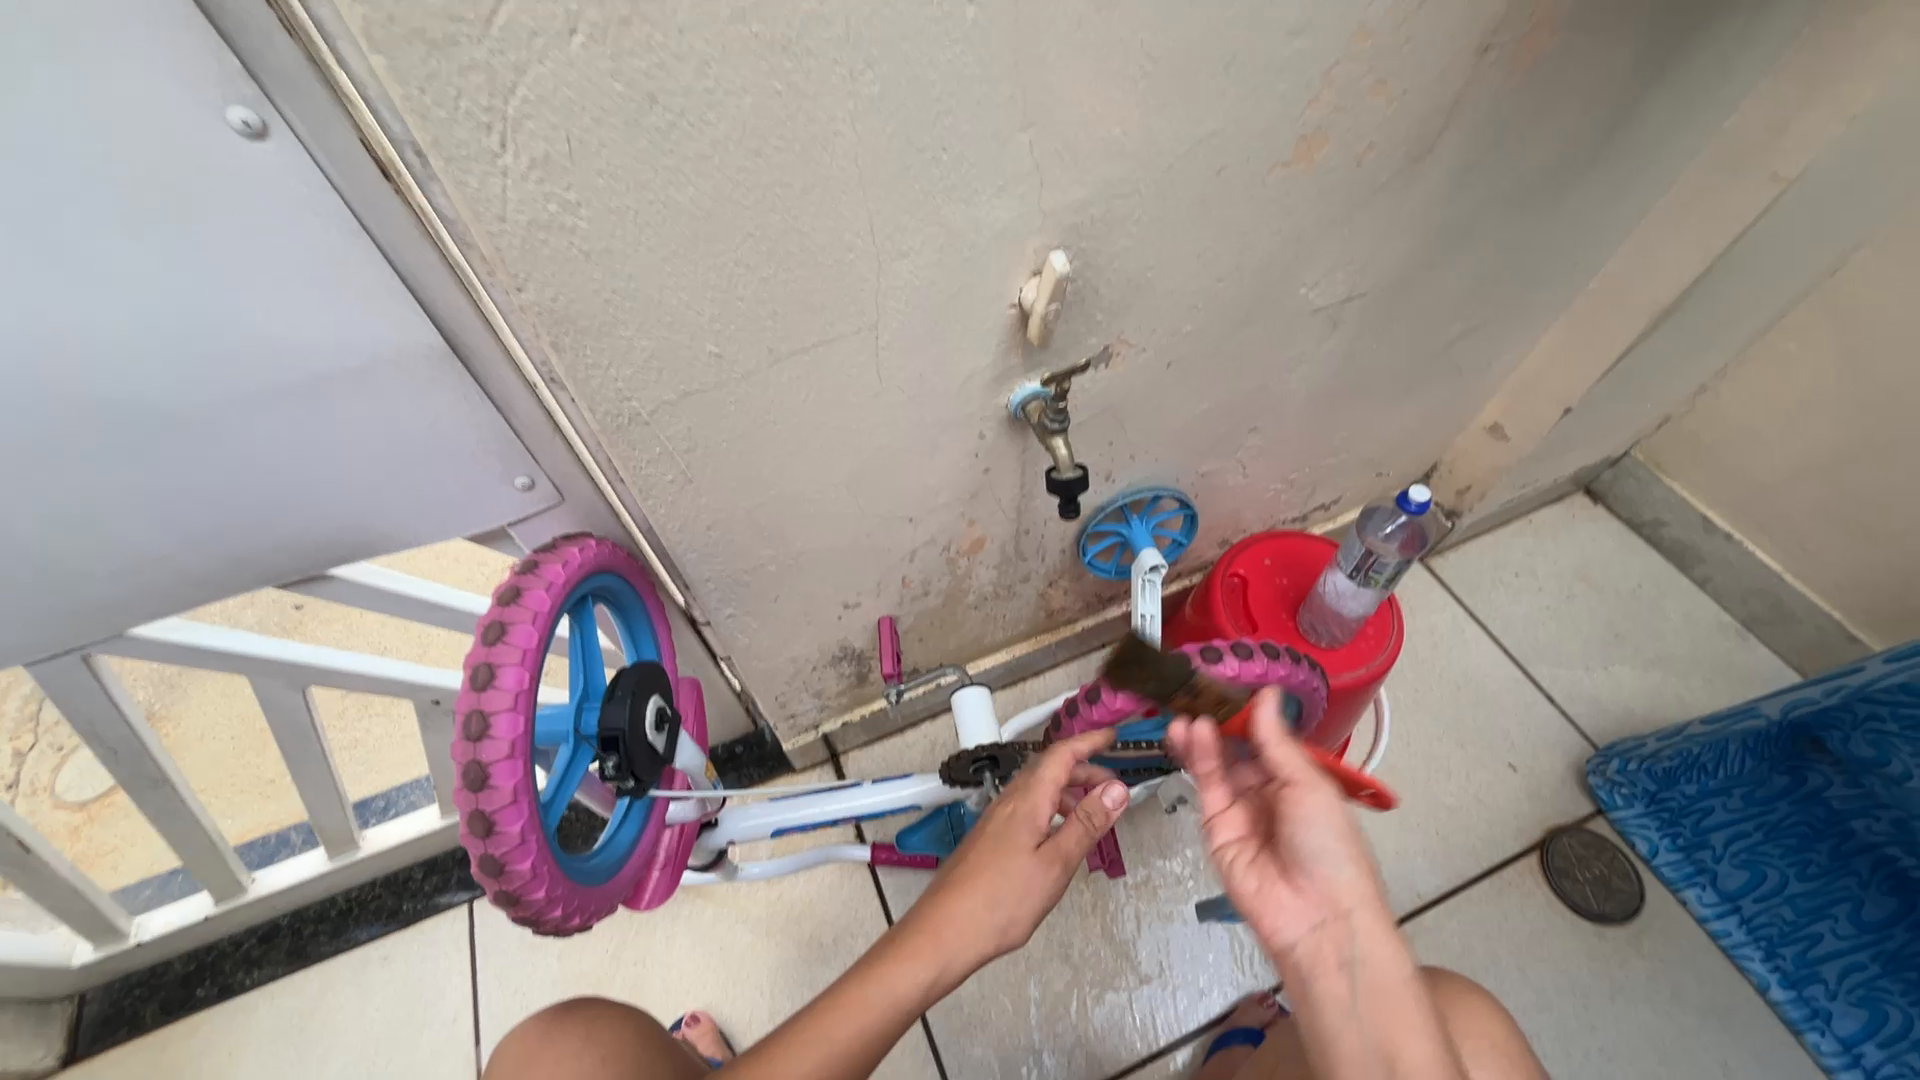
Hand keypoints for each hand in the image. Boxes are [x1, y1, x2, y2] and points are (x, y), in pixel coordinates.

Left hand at [898, 729, 1129, 977]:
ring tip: (1094, 815)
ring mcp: (997, 820)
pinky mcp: (991, 838)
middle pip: (1050, 770)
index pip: (1061, 755)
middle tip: (1114, 787)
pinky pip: (1028, 809)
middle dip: (1084, 770)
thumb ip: (1086, 824)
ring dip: (1069, 793)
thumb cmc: (1001, 900)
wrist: (944, 931)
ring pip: (1038, 791)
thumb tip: (1117, 787)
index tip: (1112, 736)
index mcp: (1027, 799)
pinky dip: (1052, 811)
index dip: (1088, 742)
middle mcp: (1009, 801)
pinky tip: (1060, 838)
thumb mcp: (1055, 863)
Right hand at [1166, 688, 1391, 966]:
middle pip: (1236, 749)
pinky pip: (1205, 785)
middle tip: (1198, 691)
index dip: (1249, 714)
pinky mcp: (1215, 826)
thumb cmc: (1330, 848)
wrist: (1317, 917)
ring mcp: (1240, 810)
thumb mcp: (1310, 785)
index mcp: (1299, 782)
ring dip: (1202, 736)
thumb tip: (1267, 694)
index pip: (1268, 740)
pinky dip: (1197, 757)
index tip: (1230, 683)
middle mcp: (1268, 792)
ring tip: (1188, 710)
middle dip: (1219, 722)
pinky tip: (1193, 731)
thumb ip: (1277, 741)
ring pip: (1216, 764)